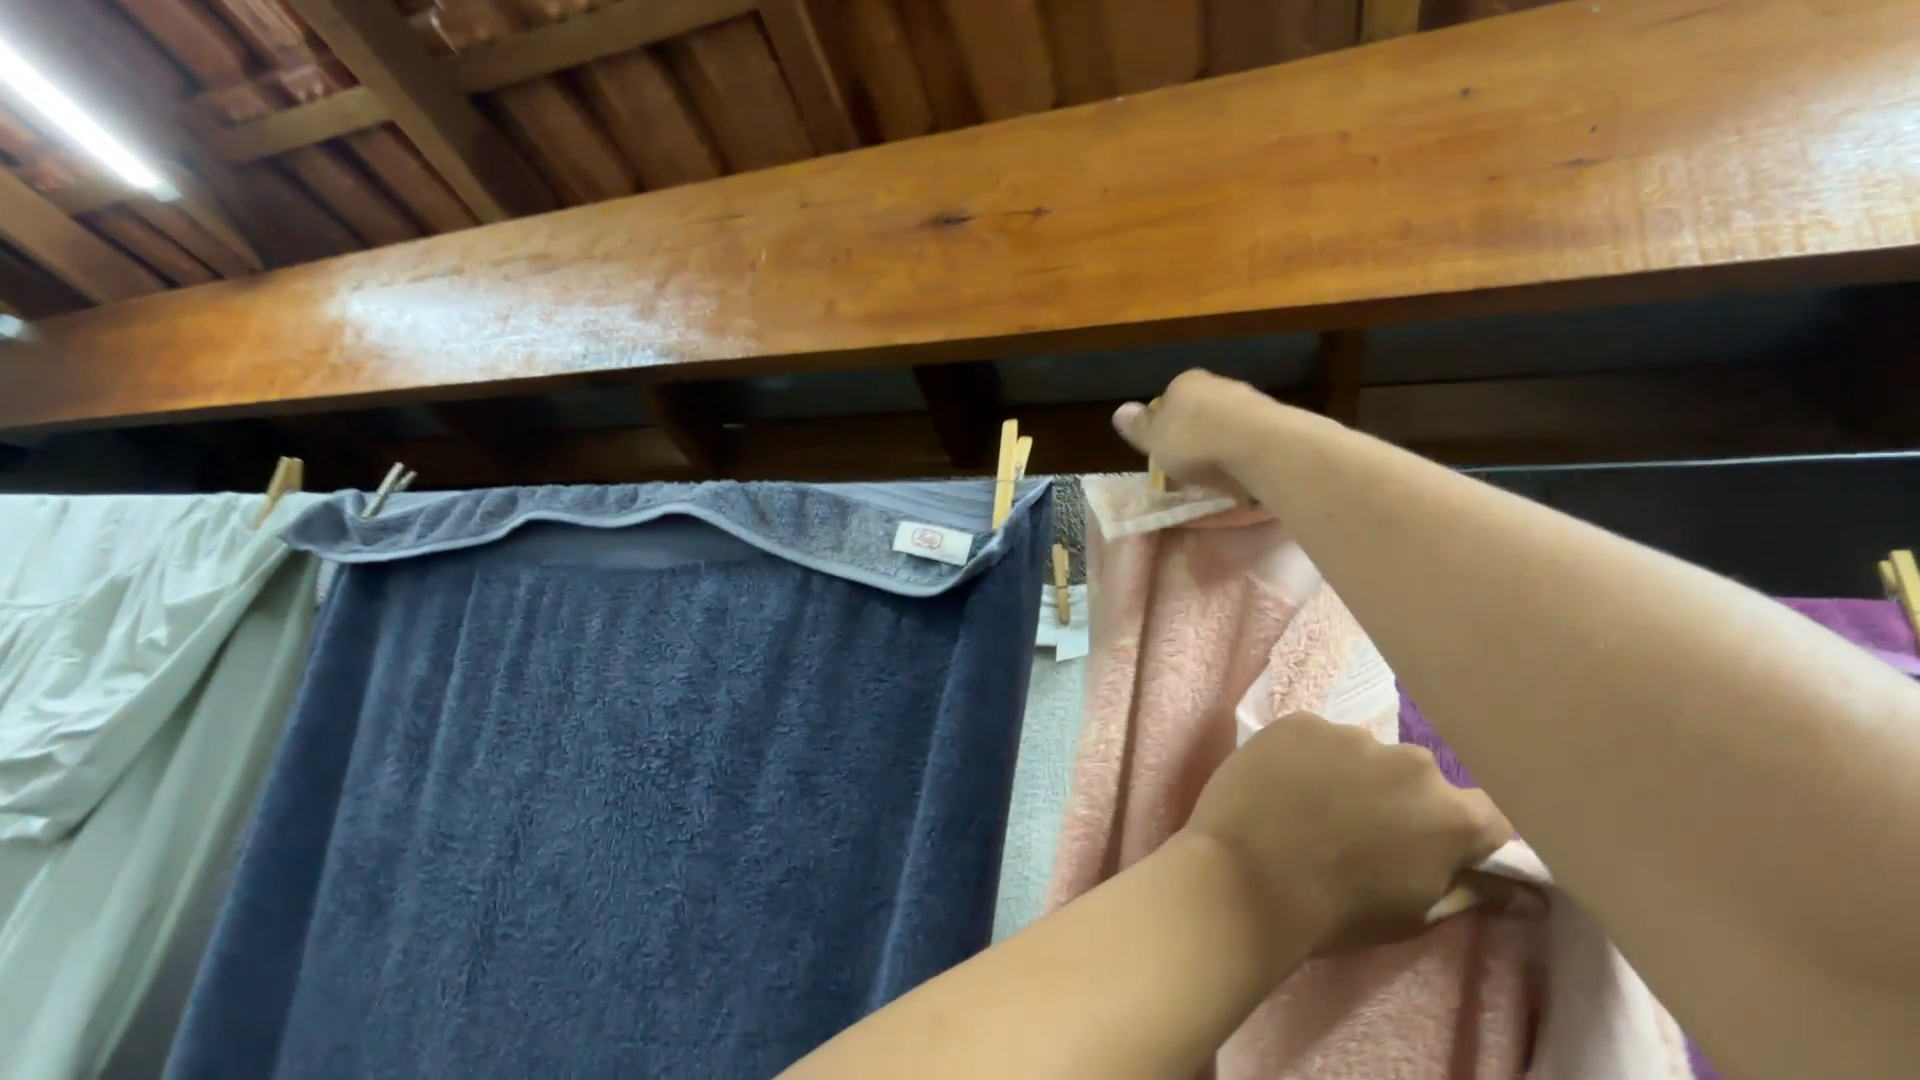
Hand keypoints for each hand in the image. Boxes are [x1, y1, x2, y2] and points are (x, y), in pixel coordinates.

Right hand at [1112, 369, 1299, 499]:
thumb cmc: (1195, 442)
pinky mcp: (1273, 420)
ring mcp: (1247, 399)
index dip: (1163, 428)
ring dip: (1219, 445)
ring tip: (1217, 475)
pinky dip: (1242, 454)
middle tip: (1189, 468)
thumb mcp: (1155, 440)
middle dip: (1193, 436)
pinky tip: (1240, 474)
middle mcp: (1216, 384)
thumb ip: (1139, 428)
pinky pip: (1248, 438)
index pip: (1167, 401)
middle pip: (1198, 412)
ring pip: (1225, 424)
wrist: (1260, 445)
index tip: (1164, 454)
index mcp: (1183, 383)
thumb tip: (1119, 411)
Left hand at [1182, 711, 1513, 964]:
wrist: (1243, 882)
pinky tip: (1278, 787)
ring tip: (1308, 809)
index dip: (1461, 834)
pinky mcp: (1298, 721)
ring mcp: (1350, 735)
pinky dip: (1304, 758)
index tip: (1431, 850)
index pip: (1484, 815)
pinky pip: (1314, 738)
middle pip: (1418, 779)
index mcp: (1450, 815)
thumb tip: (1528, 895)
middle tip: (1357, 831)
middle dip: (1399, 801)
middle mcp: (1411, 763)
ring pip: (1363, 754)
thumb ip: (1471, 892)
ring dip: (1349, 775)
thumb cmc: (1334, 913)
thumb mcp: (1413, 916)